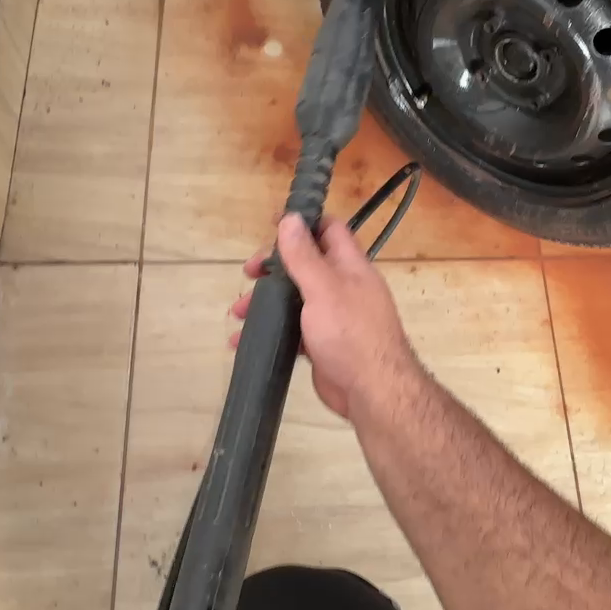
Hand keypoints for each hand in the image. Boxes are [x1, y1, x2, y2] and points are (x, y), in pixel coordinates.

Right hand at [230, 214, 421, 419]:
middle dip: (275, 267)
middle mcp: (344, 287)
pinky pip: (293, 329)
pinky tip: (244, 340)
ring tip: (238, 313)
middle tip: (249, 274)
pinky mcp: (323, 343)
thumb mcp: (324, 288)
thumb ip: (305, 255)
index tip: (271, 225)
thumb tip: (290, 218)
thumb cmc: (350, 333)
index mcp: (351, 266)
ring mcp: (334, 316)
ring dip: (266, 301)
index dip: (303, 223)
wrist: (372, 391)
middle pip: (306, 264)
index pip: (330, 230)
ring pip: (296, 298)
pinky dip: (272, 330)